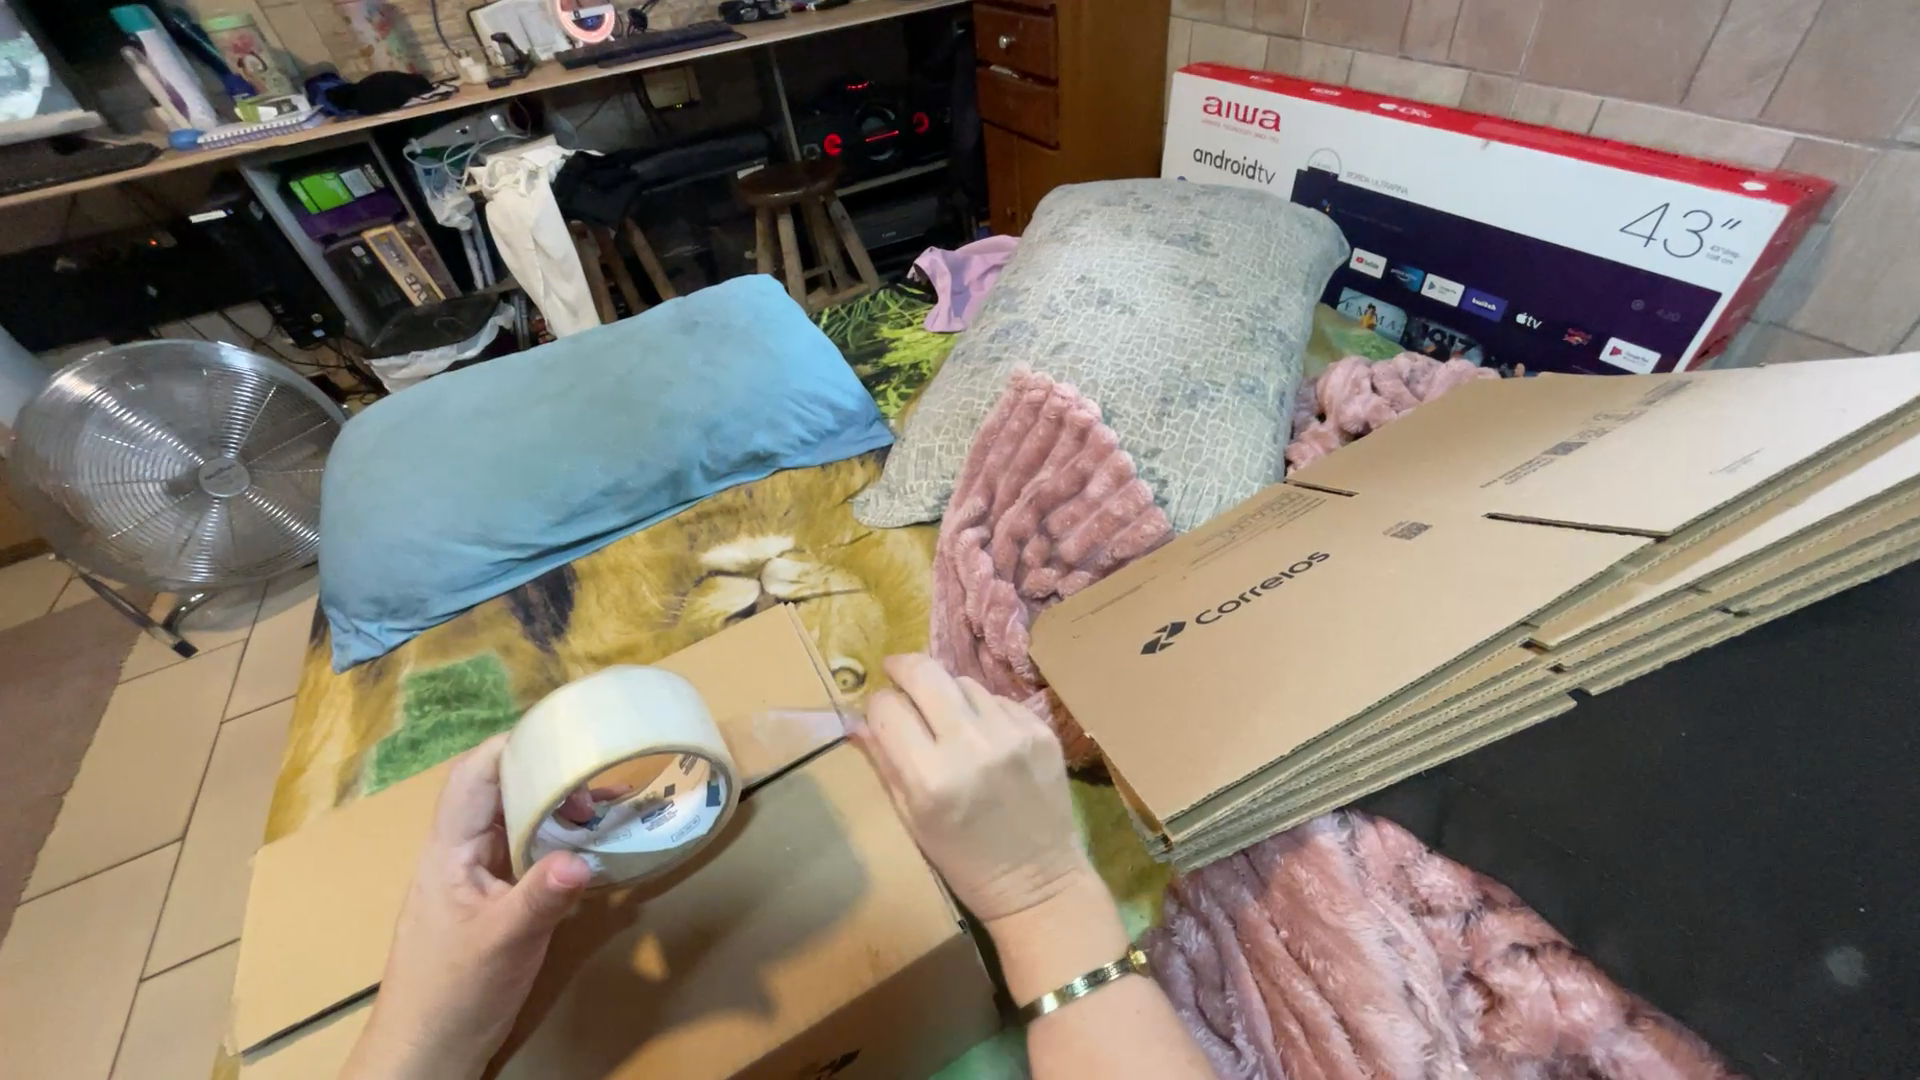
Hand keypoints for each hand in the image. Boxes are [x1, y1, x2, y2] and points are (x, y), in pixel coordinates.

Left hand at [344, 735, 592, 1079]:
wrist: (426, 1056)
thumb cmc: (451, 995)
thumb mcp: (502, 944)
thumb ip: (541, 898)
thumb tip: (584, 861)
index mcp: (450, 849)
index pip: (474, 775)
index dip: (513, 745)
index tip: (564, 734)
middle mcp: (465, 850)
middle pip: (504, 787)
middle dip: (551, 772)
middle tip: (600, 776)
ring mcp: (484, 872)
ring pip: (522, 816)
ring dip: (563, 803)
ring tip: (609, 803)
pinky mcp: (502, 893)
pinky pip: (535, 846)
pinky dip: (567, 835)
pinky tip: (599, 840)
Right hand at [852, 654, 1091, 925]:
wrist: (1040, 881)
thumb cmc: (965, 862)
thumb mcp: (911, 820)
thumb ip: (884, 763)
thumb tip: (856, 719)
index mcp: (929, 777)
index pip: (887, 708)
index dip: (877, 705)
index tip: (880, 711)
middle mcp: (970, 746)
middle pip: (925, 673)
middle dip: (903, 667)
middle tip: (896, 670)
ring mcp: (1011, 733)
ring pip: (963, 682)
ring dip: (947, 693)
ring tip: (947, 717)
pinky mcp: (1040, 730)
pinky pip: (998, 699)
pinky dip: (984, 710)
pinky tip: (985, 736)